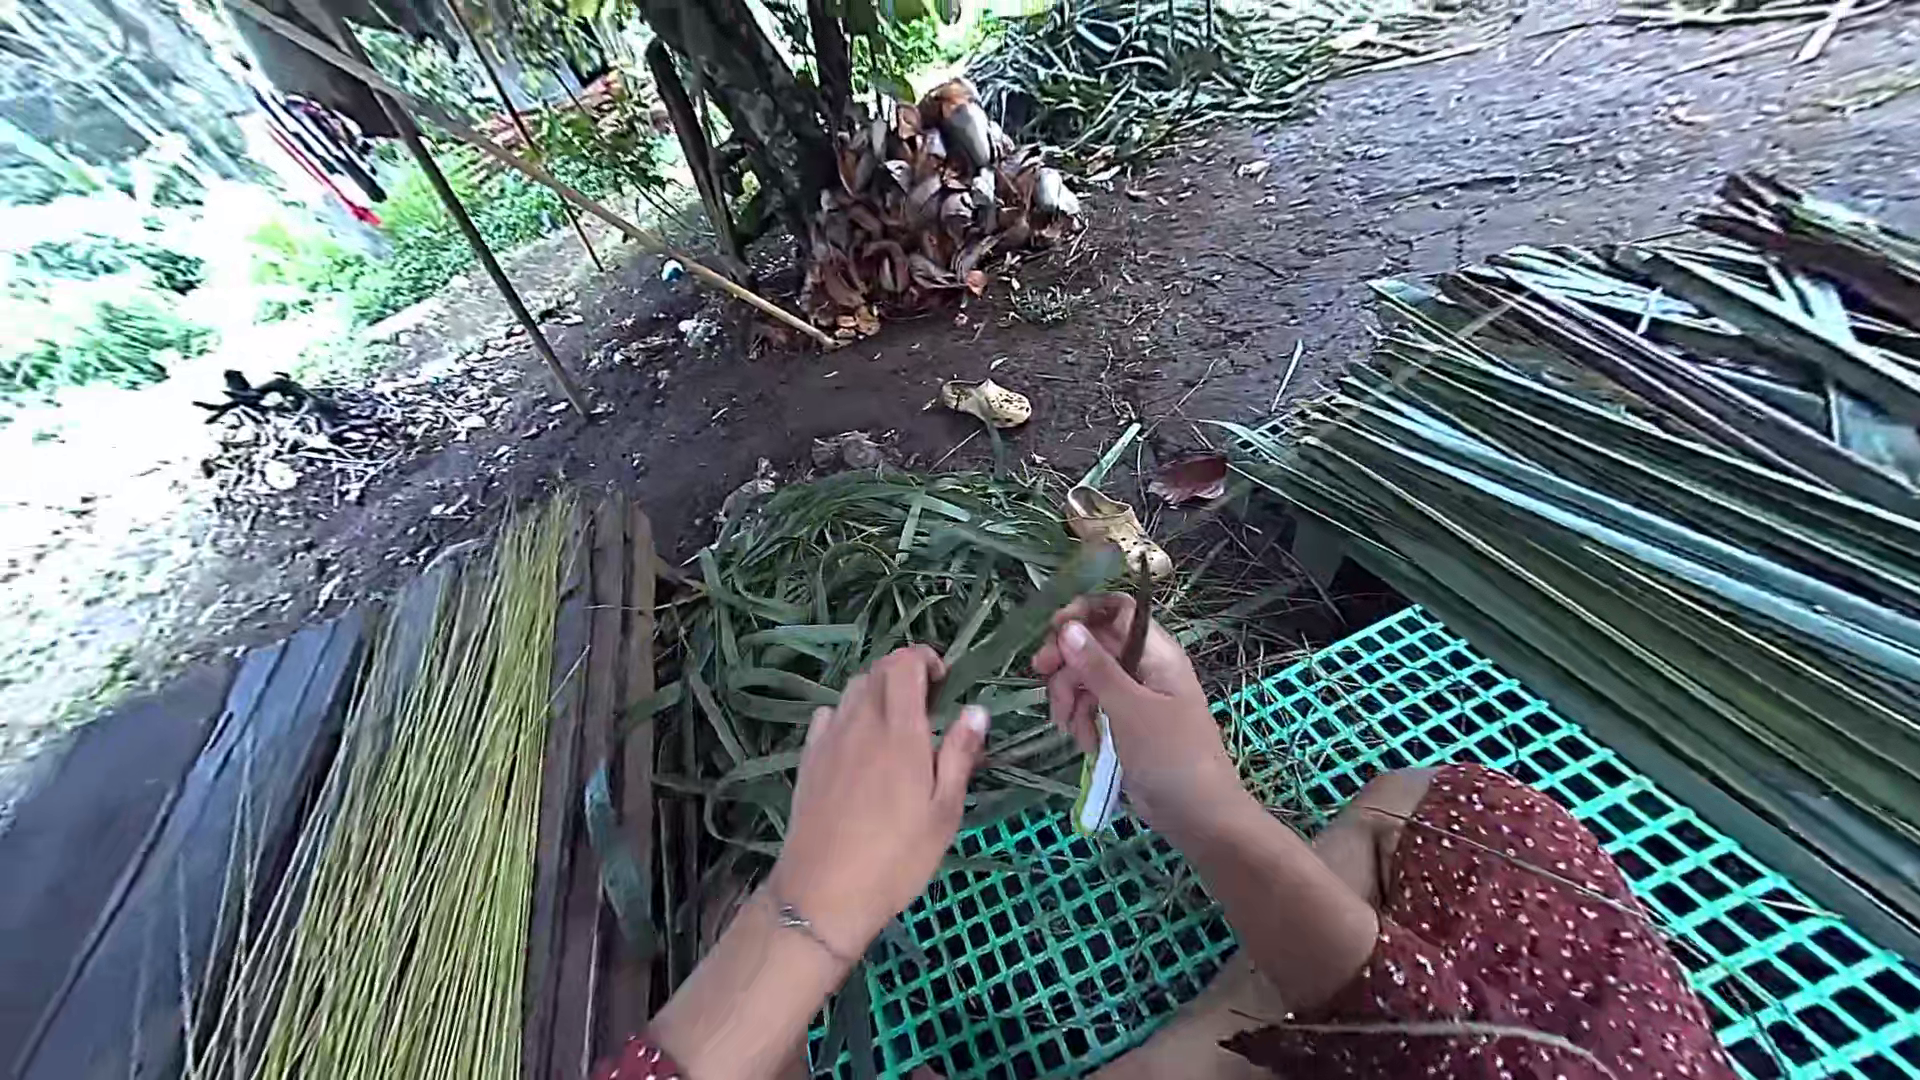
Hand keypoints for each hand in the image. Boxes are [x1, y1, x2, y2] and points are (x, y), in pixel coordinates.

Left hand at [769, 645, 989, 961]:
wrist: (821, 895)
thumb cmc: (895, 857)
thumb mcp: (943, 811)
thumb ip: (959, 753)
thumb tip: (976, 709)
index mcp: (899, 730)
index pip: (904, 663)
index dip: (925, 659)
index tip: (942, 683)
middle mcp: (861, 721)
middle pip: (878, 669)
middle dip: (905, 672)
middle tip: (926, 705)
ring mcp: (829, 738)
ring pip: (853, 688)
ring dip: (878, 691)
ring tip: (895, 725)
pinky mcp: (808, 757)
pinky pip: (828, 715)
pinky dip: (848, 713)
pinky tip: (858, 743)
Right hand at [1031, 595, 1244, 832]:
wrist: (1197, 816)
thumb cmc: (1172, 756)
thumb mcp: (1130, 709)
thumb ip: (1097, 667)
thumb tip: (1067, 627)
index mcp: (1155, 652)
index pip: (1117, 610)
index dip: (1084, 612)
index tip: (1055, 630)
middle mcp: (1142, 665)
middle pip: (1092, 642)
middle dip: (1066, 661)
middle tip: (1042, 675)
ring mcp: (1131, 693)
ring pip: (1084, 675)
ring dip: (1069, 697)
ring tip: (1070, 727)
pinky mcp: (1121, 718)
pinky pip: (1088, 703)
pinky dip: (1079, 718)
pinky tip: (1083, 742)